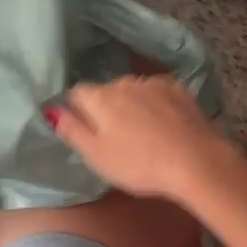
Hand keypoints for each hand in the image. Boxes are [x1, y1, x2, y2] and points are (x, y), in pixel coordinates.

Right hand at [52, 76, 238, 200]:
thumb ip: (72, 130)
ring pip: (132, 91)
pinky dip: (155, 105)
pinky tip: (163, 126)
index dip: (78, 111)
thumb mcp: (96, 156)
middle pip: (105, 92)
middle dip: (106, 108)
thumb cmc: (139, 164)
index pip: (77, 93)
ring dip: (131, 106)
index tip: (86, 131)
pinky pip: (156, 93)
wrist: (195, 161)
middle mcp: (123, 83)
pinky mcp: (178, 89)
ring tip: (142, 134)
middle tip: (115, 138)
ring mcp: (152, 83)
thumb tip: (51, 110)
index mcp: (99, 98)